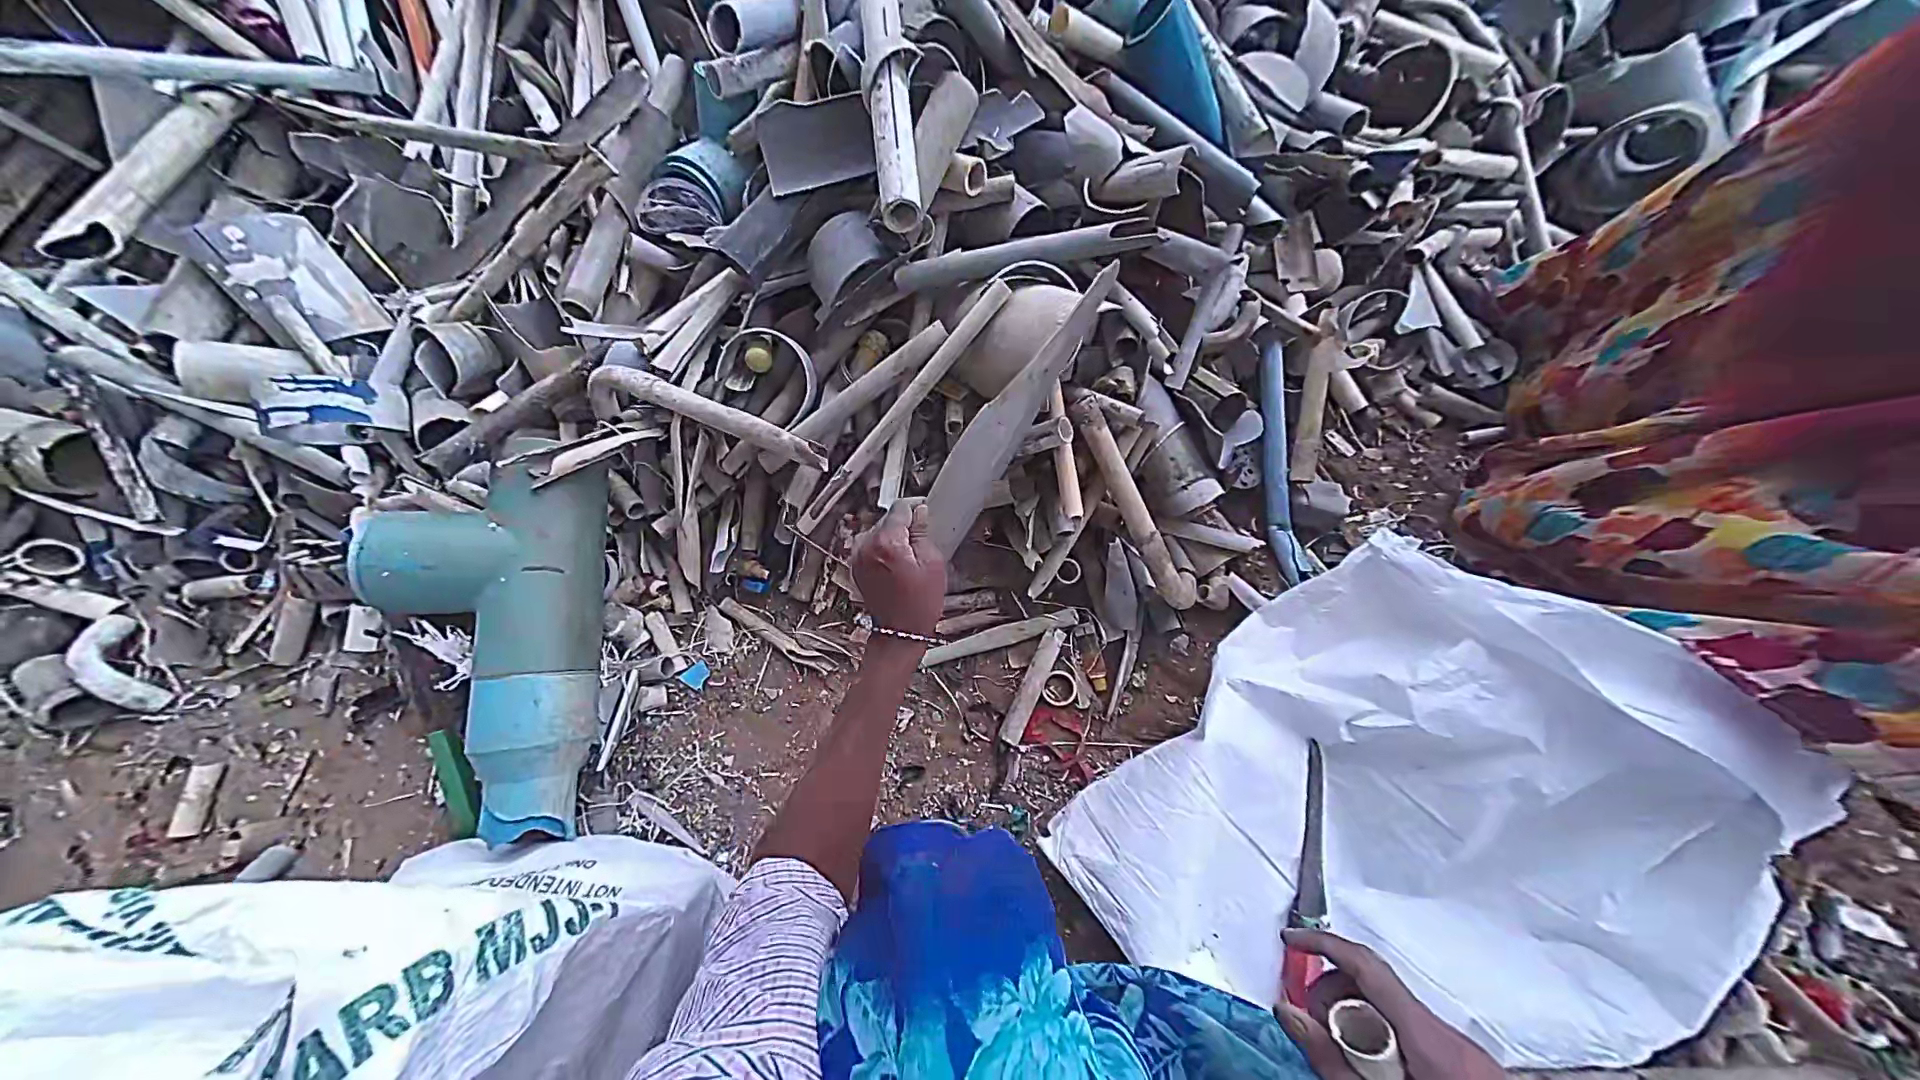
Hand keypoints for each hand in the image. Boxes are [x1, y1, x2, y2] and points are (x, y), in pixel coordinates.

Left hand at [851, 498, 945, 636]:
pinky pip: (871, 546)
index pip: (900, 508)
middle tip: (921, 543)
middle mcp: (866, 547)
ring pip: (879, 532)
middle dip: (905, 526)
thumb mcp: (933, 564)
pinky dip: (884, 550)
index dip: (916, 508)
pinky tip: (898, 566)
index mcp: (886, 543)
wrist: (900, 631)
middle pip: (888, 520)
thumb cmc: (918, 605)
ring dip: (894, 538)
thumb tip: (919, 514)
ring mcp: (858, 557)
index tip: (924, 510)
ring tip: (910, 558)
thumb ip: (923, 533)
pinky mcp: (856, 566)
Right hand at [1273, 930, 1502, 1079]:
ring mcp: (1456, 1046)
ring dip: (1353, 1017)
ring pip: (1388, 1007)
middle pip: (1372, 985)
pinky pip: (1406, 1028)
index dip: (1322, 943)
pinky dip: (1377, 1034)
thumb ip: (1330, 1058)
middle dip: (1333, 995)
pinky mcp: (1462, 1062)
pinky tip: (1369, 1065)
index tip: (1289, 941)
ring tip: (1343, 1057)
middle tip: (1315, 1030)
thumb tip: (1287, 1010)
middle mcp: (1442, 1031)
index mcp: (1424, 1035)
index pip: (1366, 965)